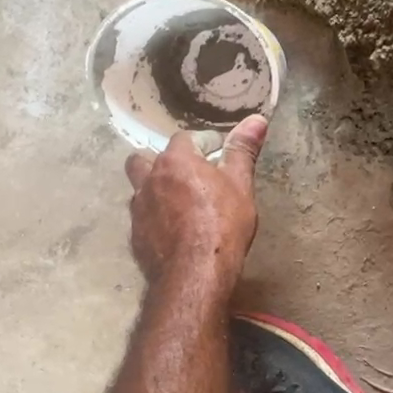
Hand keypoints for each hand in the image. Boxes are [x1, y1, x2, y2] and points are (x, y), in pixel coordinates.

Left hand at [124, 116, 268, 291]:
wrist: (195, 273)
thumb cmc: (223, 223)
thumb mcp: (241, 184)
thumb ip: (243, 150)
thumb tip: (256, 119)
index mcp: (175, 161)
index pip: (184, 139)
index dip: (202, 143)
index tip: (218, 154)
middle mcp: (149, 180)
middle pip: (144, 159)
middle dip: (162, 162)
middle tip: (187, 175)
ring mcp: (138, 210)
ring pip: (139, 189)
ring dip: (155, 189)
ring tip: (179, 202)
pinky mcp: (136, 236)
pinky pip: (142, 217)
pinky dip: (155, 217)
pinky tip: (174, 229)